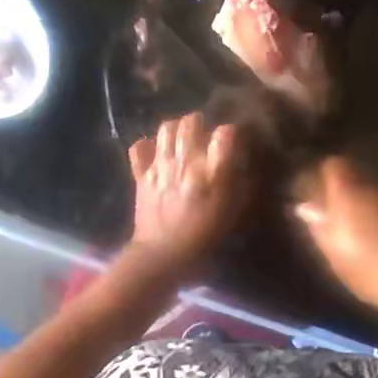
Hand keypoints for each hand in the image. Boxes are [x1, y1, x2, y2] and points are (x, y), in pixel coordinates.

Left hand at [126, 114, 243, 276]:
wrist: (162, 255)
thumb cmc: (203, 237)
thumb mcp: (230, 211)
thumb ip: (238, 182)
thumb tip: (238, 160)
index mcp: (210, 171)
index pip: (225, 133)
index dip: (230, 134)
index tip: (231, 141)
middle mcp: (184, 161)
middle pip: (191, 122)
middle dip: (200, 124)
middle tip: (204, 137)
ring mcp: (159, 165)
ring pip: (166, 128)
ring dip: (176, 129)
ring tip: (181, 141)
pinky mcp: (141, 175)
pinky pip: (138, 148)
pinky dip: (146, 147)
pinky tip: (155, 154)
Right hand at [295, 156, 377, 319]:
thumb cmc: (369, 267)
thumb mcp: (333, 252)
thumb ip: (319, 226)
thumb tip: (305, 207)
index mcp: (348, 193)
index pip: (334, 165)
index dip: (322, 175)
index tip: (313, 192)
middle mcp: (373, 190)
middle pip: (353, 179)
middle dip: (340, 193)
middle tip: (327, 217)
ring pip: (369, 195)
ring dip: (358, 207)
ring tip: (348, 234)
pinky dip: (375, 220)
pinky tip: (370, 244)